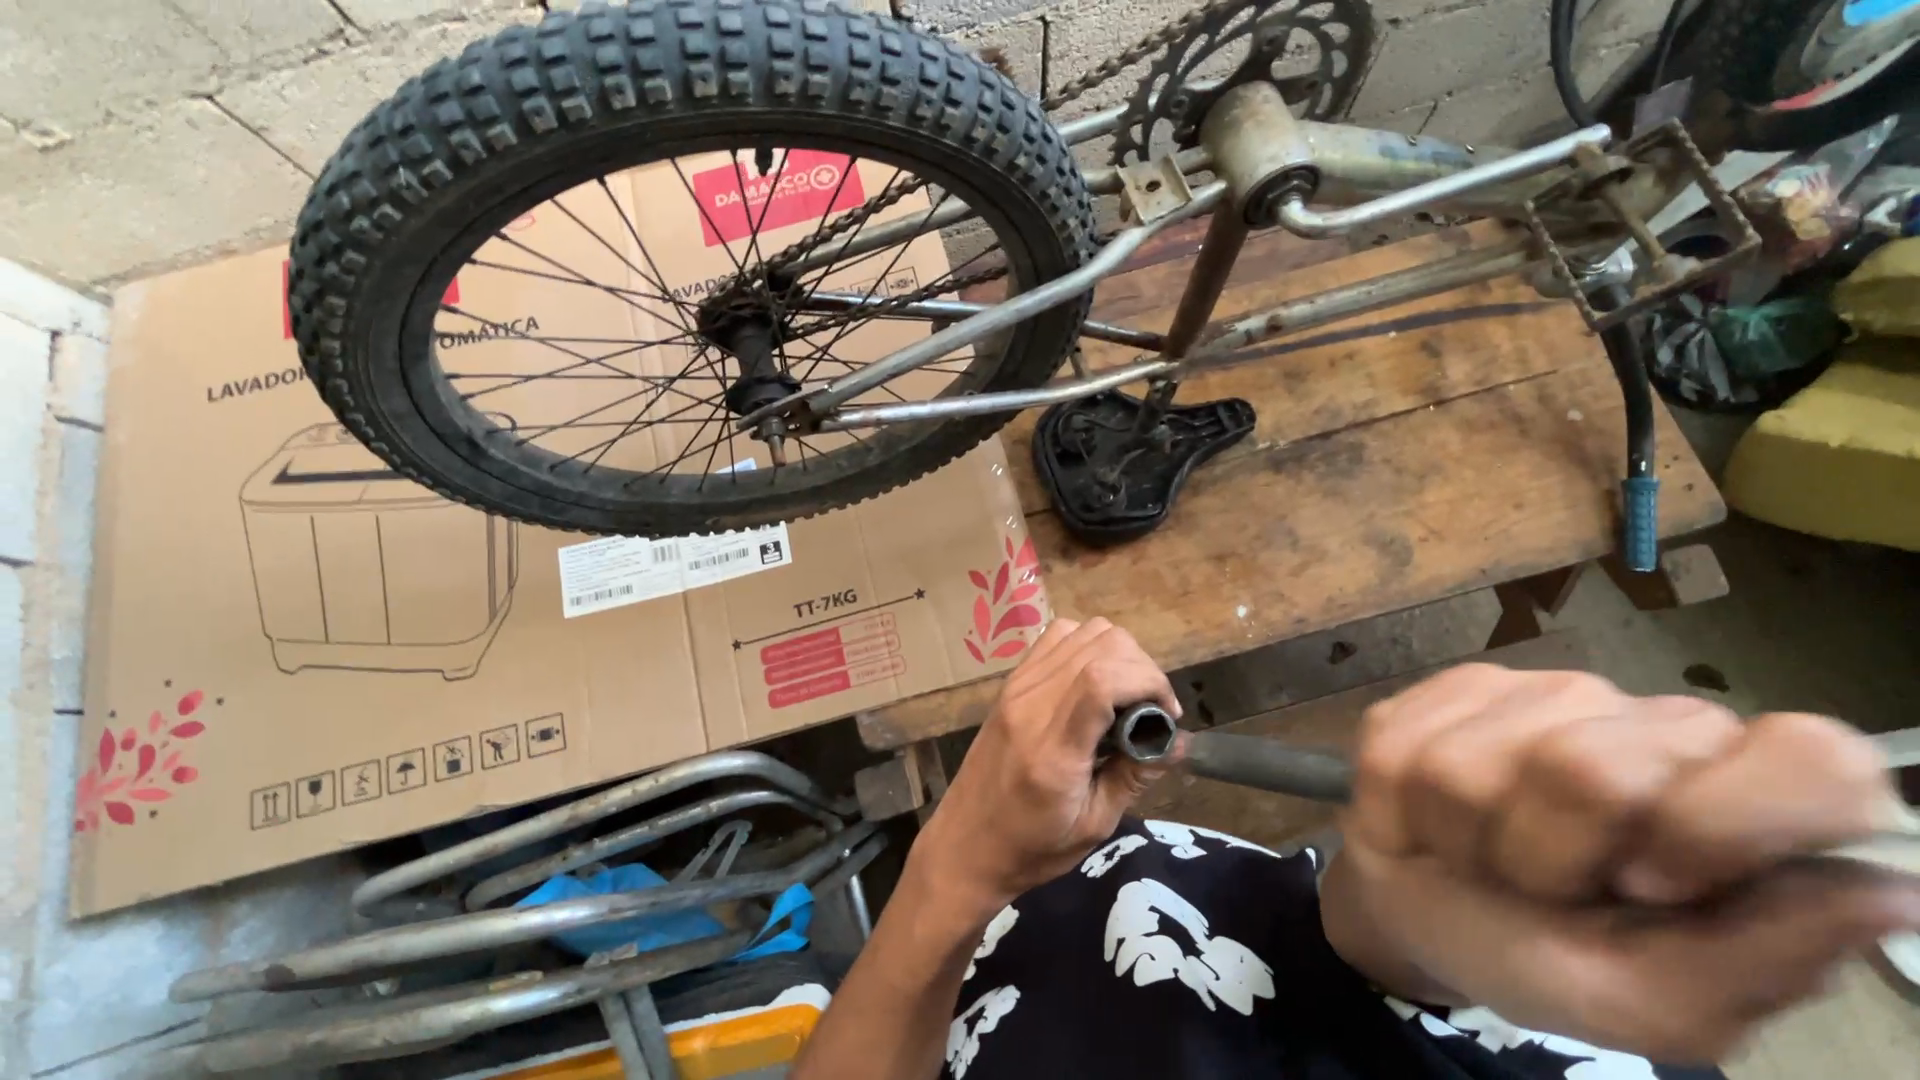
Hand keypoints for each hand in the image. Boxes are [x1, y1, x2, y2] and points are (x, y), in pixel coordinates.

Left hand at [911, 617, 1179, 916]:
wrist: (966, 844)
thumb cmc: (1032, 847)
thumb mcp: (1093, 826)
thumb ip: (1134, 776)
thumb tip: (1178, 741)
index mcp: (1053, 748)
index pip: (1102, 679)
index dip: (1148, 682)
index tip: (1168, 714)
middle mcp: (1032, 704)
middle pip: (1101, 643)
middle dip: (1143, 669)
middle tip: (1153, 710)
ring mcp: (1018, 687)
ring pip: (1083, 630)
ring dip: (1119, 654)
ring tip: (1129, 696)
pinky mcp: (1011, 682)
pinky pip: (1057, 637)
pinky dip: (1088, 646)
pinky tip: (1097, 683)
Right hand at [1321, 663, 1919, 1062]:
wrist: (1420, 915)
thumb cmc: (1544, 959)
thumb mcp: (1654, 1000)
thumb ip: (1759, 958)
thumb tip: (1890, 892)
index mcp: (1740, 801)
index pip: (1807, 757)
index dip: (1721, 822)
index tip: (1650, 885)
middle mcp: (1653, 725)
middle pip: (1588, 769)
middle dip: (1539, 856)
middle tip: (1541, 889)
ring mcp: (1538, 692)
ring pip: (1475, 764)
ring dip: (1466, 840)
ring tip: (1478, 858)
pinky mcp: (1444, 688)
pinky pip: (1399, 748)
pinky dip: (1401, 812)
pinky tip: (1424, 823)